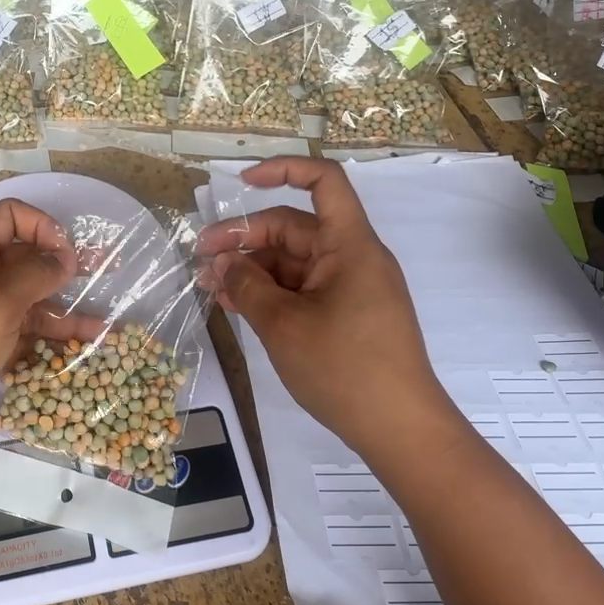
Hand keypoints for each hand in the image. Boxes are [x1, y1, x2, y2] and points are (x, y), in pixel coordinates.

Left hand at [0, 199, 100, 454]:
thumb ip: (34, 274)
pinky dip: (50, 337)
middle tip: (107, 271)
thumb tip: (65, 256)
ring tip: (105, 322)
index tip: (68, 254)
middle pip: (24, 257)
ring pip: (29, 298)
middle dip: (64, 264)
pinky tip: (83, 346)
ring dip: (65, 306)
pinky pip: (23, 332)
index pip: (10, 216)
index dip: (42, 226)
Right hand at [198, 157, 447, 444]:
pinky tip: (236, 306)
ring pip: (293, 261)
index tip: (241, 183)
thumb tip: (223, 264)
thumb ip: (246, 286)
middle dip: (244, 238)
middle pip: (293, 227)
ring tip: (210, 288)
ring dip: (251, 269)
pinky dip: (270, 292)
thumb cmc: (346, 369)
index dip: (282, 170)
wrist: (403, 434)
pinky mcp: (348, 315)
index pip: (323, 181)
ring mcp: (352, 287)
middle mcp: (354, 257)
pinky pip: (303, 288)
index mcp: (350, 244)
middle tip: (200, 260)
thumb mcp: (284, 325)